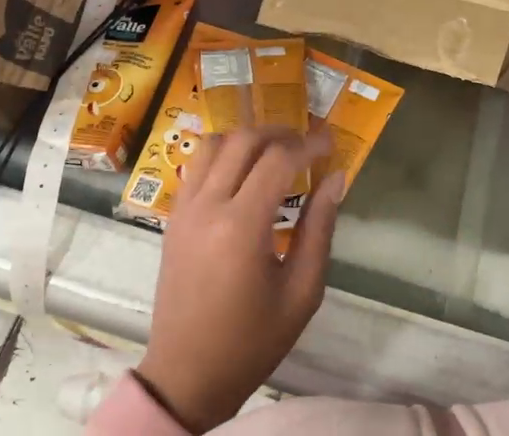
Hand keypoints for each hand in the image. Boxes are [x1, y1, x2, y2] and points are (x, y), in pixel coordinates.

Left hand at [136, 127, 345, 432]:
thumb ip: (320, 228)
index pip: (278, 160)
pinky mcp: (172, 219)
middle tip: (306, 144)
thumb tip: (336, 178)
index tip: (332, 144)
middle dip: (279, 133)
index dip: (308, 145)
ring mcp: (184, 210)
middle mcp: (207, 207)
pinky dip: (222, 156)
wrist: (188, 376)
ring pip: (213, 145)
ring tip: (274, 152)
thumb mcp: (302, 291)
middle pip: (243, 140)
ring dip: (246, 139)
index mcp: (241, 226)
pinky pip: (196, 167)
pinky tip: (243, 174)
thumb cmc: (252, 340)